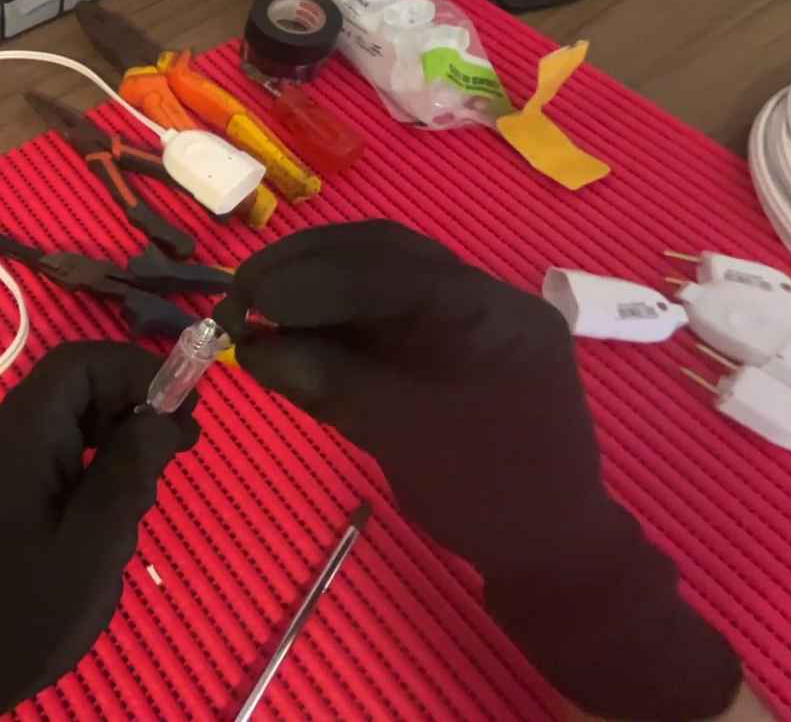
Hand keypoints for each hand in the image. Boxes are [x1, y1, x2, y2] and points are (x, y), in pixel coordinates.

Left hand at [0, 342, 199, 721]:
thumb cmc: (22, 611)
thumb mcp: (93, 546)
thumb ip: (129, 473)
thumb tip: (164, 416)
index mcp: (20, 432)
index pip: (78, 363)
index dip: (135, 368)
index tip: (185, 401)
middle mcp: (1, 430)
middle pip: (72, 386)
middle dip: (131, 399)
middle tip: (185, 438)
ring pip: (65, 416)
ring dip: (115, 429)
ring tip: (159, 469)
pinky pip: (51, 447)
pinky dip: (91, 455)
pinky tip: (119, 494)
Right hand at [214, 221, 740, 721]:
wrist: (547, 541)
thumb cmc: (483, 491)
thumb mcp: (394, 433)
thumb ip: (319, 378)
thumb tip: (248, 346)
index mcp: (487, 313)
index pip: (385, 272)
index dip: (308, 281)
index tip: (249, 299)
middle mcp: (477, 294)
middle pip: (377, 250)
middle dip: (301, 263)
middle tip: (244, 287)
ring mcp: (460, 307)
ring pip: (373, 264)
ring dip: (309, 275)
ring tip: (257, 298)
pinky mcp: (440, 327)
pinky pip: (376, 297)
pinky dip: (327, 303)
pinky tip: (290, 318)